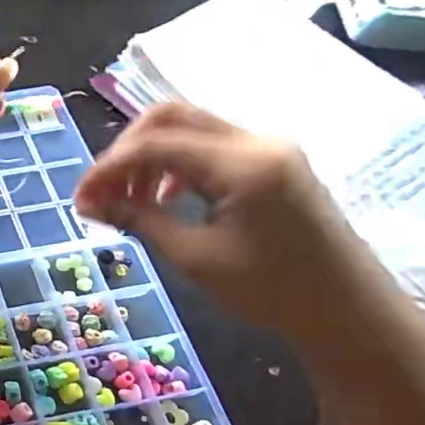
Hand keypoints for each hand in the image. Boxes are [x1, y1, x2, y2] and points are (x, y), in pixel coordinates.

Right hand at [74, 104, 413, 357]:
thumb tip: (93, 204)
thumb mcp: (196, 258)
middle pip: (171, 117)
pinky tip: (164, 198)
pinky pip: (211, 146)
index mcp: (242, 163)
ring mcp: (267, 146)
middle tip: (102, 194)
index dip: (108, 169)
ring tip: (129, 201)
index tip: (79, 201)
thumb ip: (142, 221)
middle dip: (126, 151)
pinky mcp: (272, 161)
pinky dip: (176, 163)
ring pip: (190, 127)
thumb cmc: (271, 291)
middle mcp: (256, 139)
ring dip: (149, 156)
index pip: (156, 144)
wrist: (345, 307)